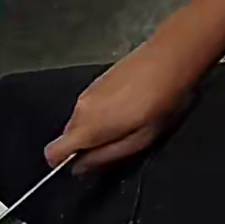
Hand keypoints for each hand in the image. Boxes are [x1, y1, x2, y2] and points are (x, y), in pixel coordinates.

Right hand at [42, 33, 209, 171]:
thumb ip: (105, 157)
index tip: (81, 163)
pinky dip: (100, 111)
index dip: (62, 162)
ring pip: (78, 122)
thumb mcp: (140, 139)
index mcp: (85, 129)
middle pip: (67, 137)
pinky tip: (126, 104)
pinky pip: (88, 106)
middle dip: (85, 144)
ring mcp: (85, 94)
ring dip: (94, 127)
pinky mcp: (95, 82)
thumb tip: (80, 168)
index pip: (51, 153)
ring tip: (126, 119)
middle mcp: (78, 111)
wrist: (173, 55)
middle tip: (115, 140)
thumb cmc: (163, 99)